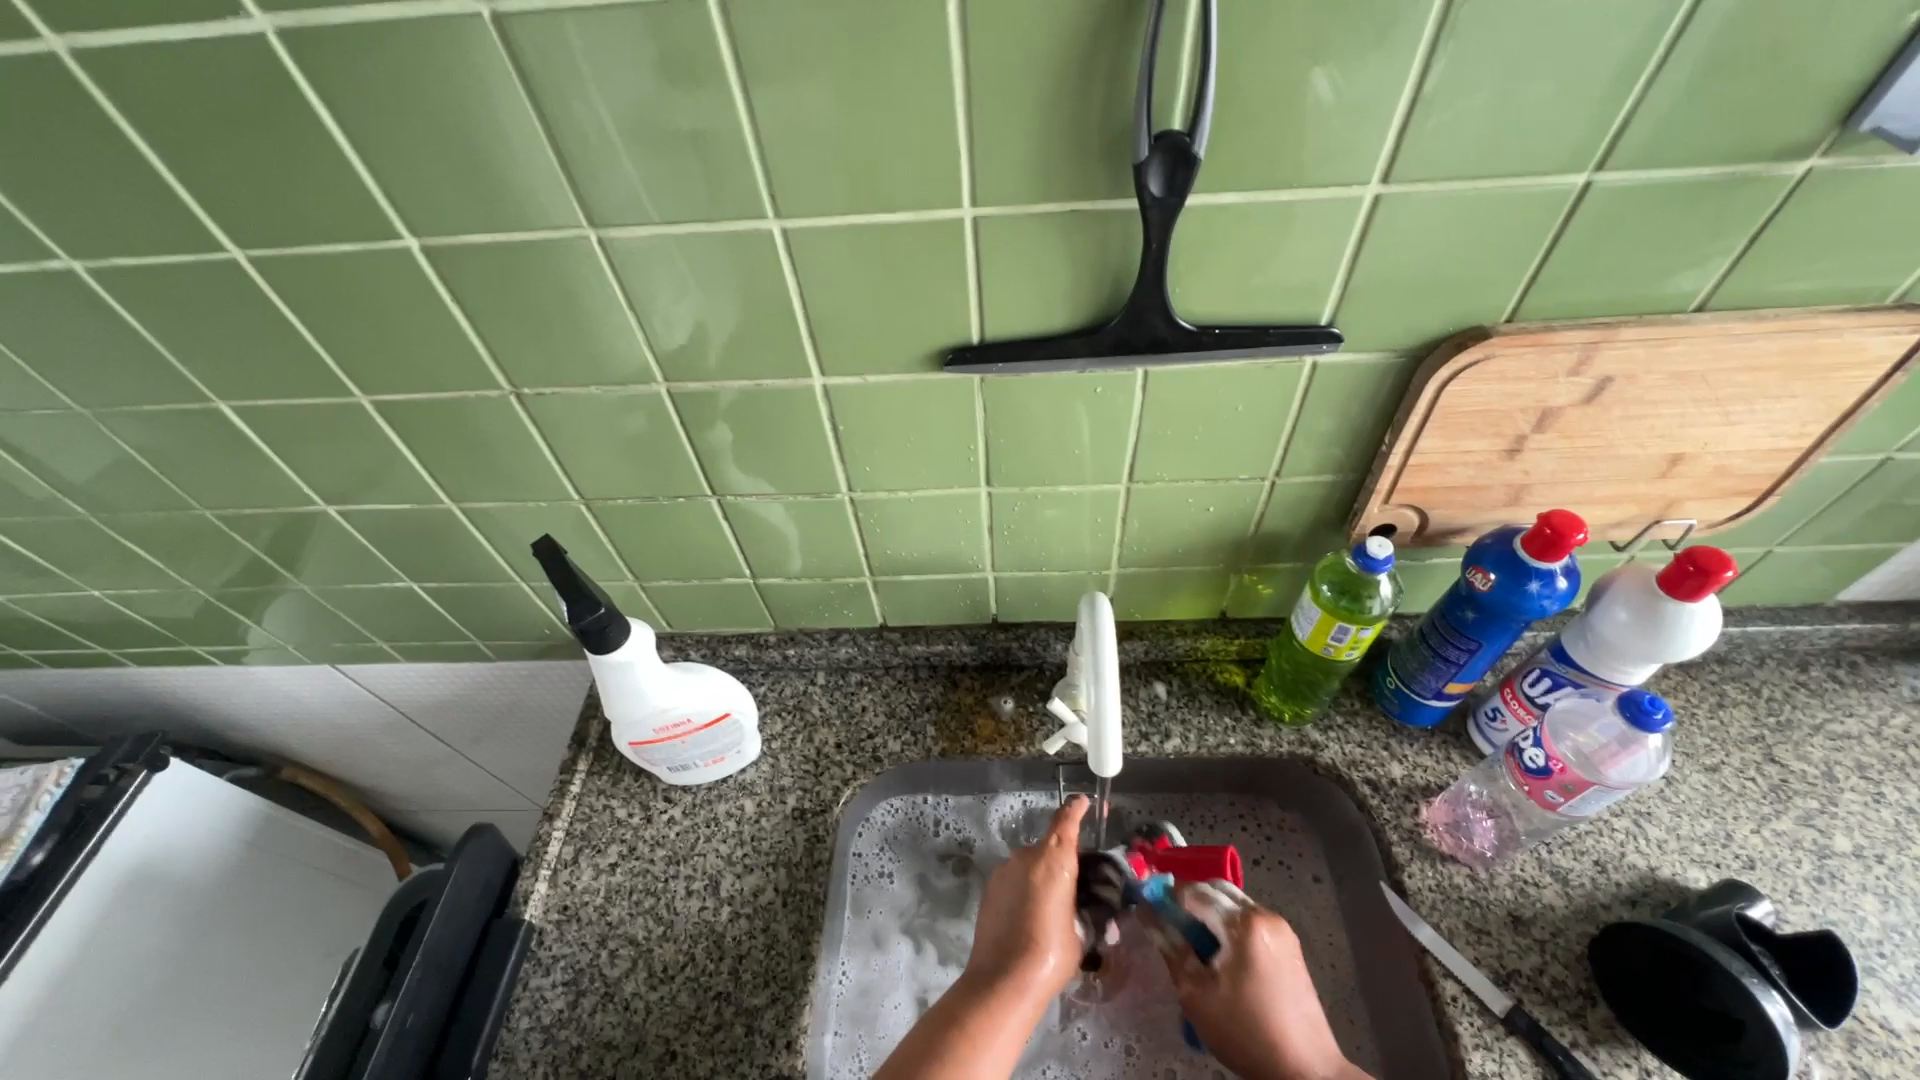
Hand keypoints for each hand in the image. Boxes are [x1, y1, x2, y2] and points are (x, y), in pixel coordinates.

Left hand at [960, 795, 1088, 1001]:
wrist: (1004, 979)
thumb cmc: (1051, 953)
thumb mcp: (1081, 932)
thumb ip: (1084, 910)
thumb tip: (1085, 911)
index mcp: (1054, 860)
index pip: (1065, 823)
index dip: (1074, 810)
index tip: (1080, 801)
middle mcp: (1026, 856)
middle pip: (1048, 848)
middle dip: (1061, 863)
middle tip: (1073, 892)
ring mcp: (1003, 871)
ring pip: (1030, 866)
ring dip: (1041, 879)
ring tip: (1051, 912)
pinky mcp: (989, 889)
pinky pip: (1014, 880)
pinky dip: (1024, 890)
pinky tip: (1029, 918)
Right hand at [1148, 881, 1371, 1079]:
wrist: (1305, 1069)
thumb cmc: (1244, 1030)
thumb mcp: (1196, 991)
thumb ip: (1170, 946)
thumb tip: (1146, 912)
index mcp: (1243, 922)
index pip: (1195, 891)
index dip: (1167, 895)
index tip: (1146, 906)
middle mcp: (1265, 915)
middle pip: (1218, 891)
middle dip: (1189, 900)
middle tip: (1168, 924)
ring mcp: (1281, 929)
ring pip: (1234, 904)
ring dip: (1209, 912)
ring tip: (1192, 943)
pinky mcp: (1289, 945)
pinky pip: (1250, 921)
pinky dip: (1228, 925)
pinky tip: (1218, 954)